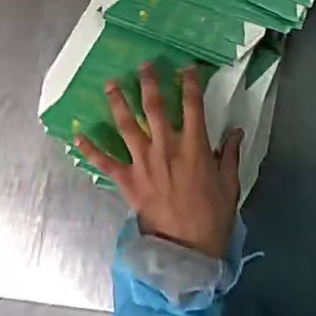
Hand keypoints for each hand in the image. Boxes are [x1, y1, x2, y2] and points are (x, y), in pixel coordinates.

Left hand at [77, 62, 243, 259]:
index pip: (193, 106)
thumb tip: (236, 130)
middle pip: (155, 107)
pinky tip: (78, 135)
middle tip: (144, 65)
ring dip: (118, 102)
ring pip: (126, 125)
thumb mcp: (230, 184)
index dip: (191, 83)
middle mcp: (166, 148)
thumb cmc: (212, 217)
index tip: (188, 68)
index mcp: (194, 147)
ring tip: (111, 84)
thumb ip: (231, 154)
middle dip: (149, 82)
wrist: (188, 250)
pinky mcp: (127, 180)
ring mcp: (143, 163)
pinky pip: (105, 161)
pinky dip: (90, 148)